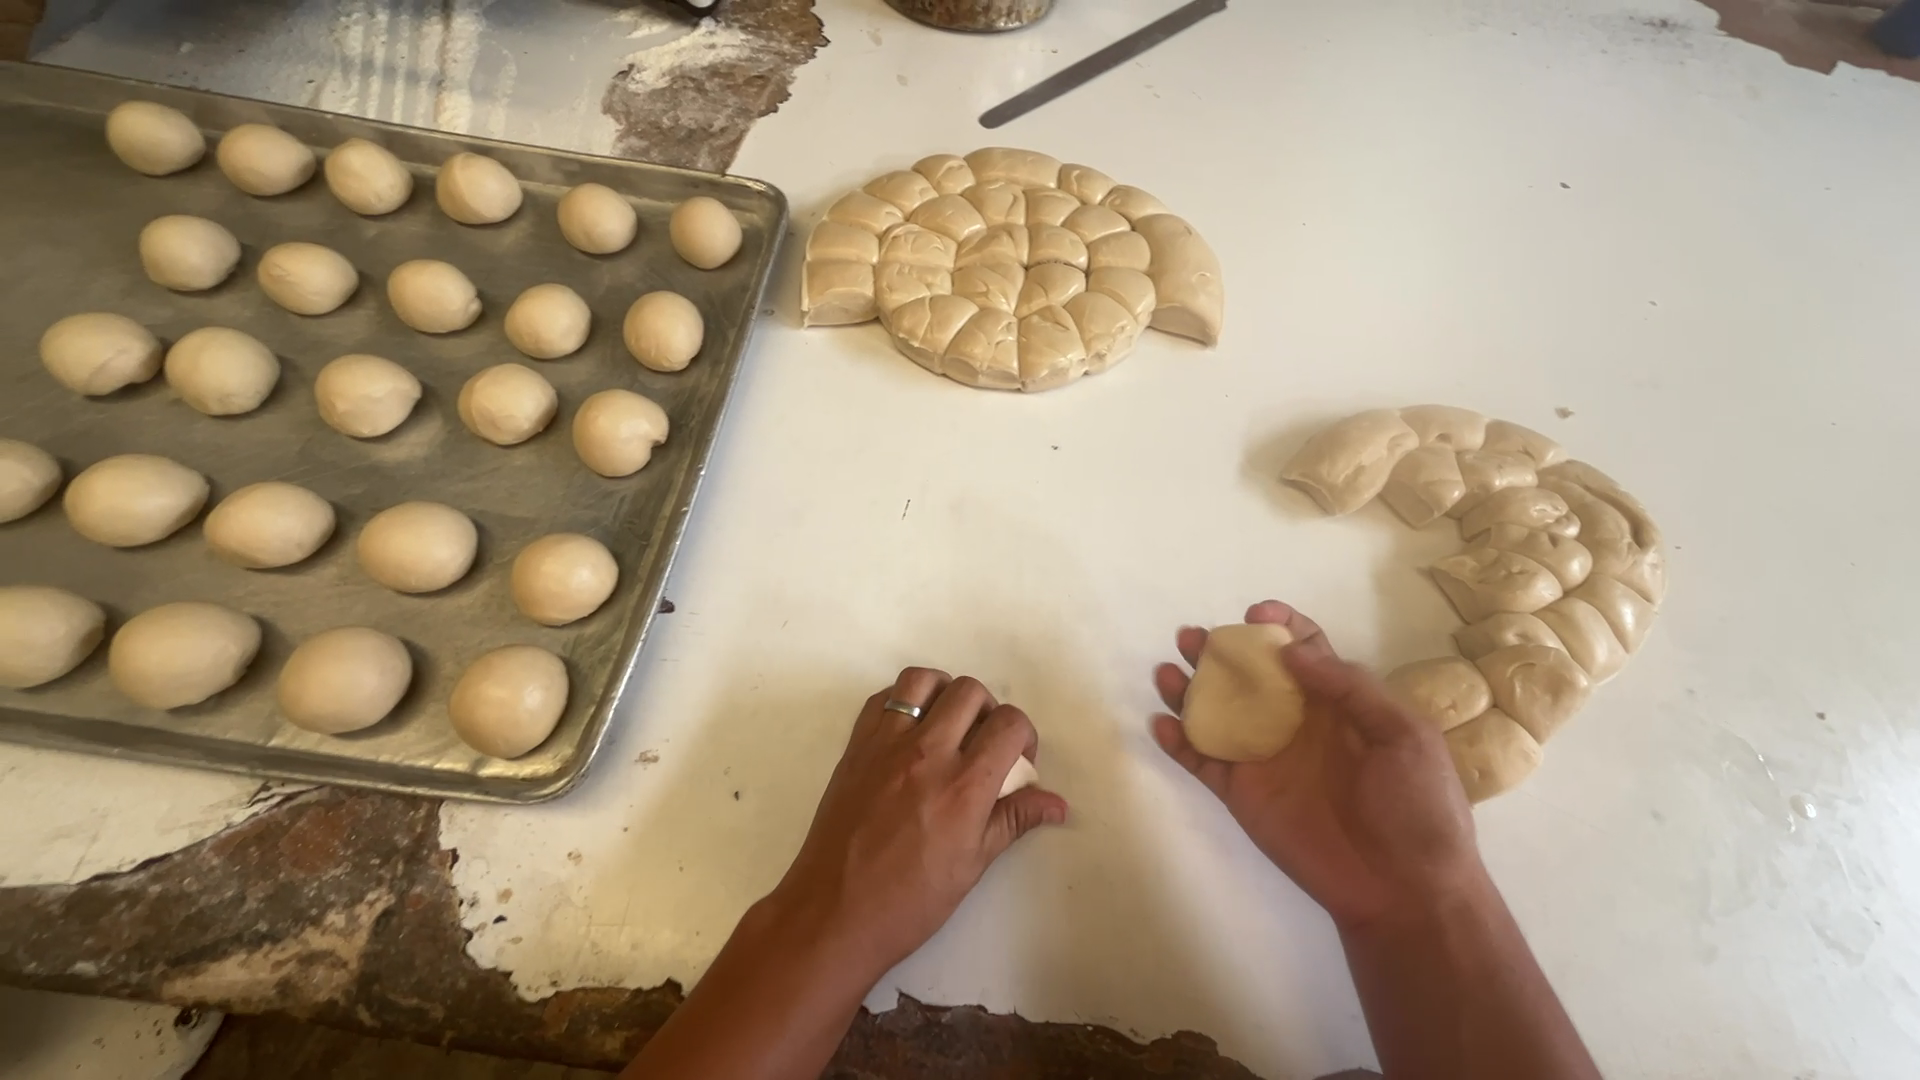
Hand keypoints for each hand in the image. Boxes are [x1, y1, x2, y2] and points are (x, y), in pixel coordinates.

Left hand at [766, 668, 1068, 977]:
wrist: (833, 912)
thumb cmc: (909, 901)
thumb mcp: (972, 865)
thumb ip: (1013, 820)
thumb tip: (1057, 803)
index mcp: (963, 785)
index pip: (1009, 724)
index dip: (1024, 734)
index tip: (1019, 759)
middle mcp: (927, 751)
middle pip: (970, 691)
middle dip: (988, 710)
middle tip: (984, 742)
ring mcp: (886, 744)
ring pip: (923, 680)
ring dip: (944, 693)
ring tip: (947, 724)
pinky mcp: (856, 746)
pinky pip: (882, 698)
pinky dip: (902, 701)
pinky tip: (909, 731)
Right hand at [1151, 601, 1482, 930]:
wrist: (1404, 891)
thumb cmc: (1417, 807)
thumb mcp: (1403, 736)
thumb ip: (1349, 688)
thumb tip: (1289, 650)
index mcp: (1336, 702)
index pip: (1302, 649)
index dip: (1278, 626)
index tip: (1255, 615)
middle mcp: (1293, 720)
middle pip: (1246, 673)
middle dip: (1218, 650)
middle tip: (1193, 638)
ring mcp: (1262, 756)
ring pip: (1214, 711)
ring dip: (1187, 688)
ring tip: (1167, 672)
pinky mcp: (1241, 792)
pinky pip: (1201, 760)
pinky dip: (1177, 741)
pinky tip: (1163, 724)